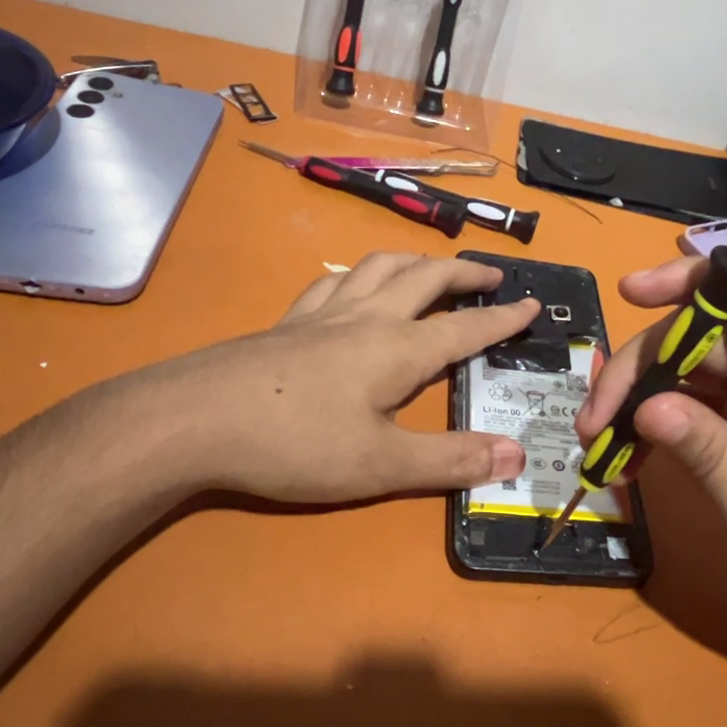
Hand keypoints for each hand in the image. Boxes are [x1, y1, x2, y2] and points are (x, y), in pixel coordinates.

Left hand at [97, 253, 537, 503]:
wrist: (193, 419)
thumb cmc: (295, 443)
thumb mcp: (382, 465)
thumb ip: (451, 461)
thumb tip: (517, 455)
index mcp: (399, 349)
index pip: (466, 328)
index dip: (503, 319)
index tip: (533, 304)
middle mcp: (368, 317)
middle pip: (426, 278)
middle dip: (465, 273)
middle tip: (493, 273)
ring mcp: (323, 313)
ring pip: (380, 266)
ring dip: (416, 260)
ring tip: (431, 266)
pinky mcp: (287, 321)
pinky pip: (335, 279)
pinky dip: (360, 272)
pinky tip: (352, 283)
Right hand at [578, 256, 726, 663]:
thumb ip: (714, 462)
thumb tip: (647, 402)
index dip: (701, 277)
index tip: (632, 293)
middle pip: (711, 333)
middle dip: (644, 360)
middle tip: (592, 417)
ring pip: (697, 365)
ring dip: (641, 391)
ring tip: (598, 440)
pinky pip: (699, 401)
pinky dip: (658, 419)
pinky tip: (628, 454)